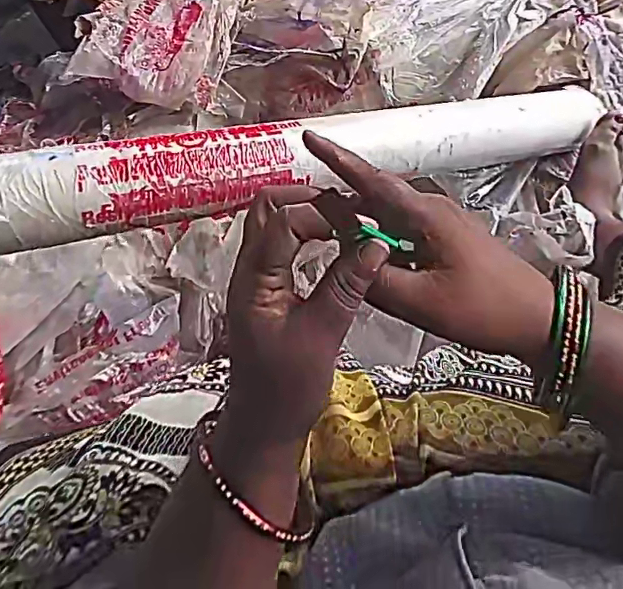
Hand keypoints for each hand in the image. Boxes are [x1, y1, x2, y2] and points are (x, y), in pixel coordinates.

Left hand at [218, 185, 389, 457]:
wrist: (262, 424)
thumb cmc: (287, 388)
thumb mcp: (321, 337)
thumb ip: (345, 287)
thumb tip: (375, 245)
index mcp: (255, 276)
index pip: (284, 220)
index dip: (323, 212)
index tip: (361, 221)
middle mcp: (247, 266)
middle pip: (267, 206)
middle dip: (307, 198)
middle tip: (349, 210)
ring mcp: (252, 272)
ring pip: (270, 219)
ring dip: (304, 210)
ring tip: (344, 219)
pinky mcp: (263, 282)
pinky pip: (278, 239)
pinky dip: (302, 229)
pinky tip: (330, 239)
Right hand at [301, 132, 554, 363]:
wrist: (542, 320)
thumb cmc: (486, 309)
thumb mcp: (423, 303)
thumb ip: (375, 279)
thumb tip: (340, 258)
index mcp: (424, 214)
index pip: (371, 179)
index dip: (336, 159)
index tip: (309, 138)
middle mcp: (429, 207)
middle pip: (372, 192)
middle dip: (336, 190)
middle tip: (301, 197)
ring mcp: (437, 219)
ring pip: (384, 210)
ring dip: (355, 215)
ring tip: (322, 222)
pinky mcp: (442, 235)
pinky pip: (398, 224)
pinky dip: (374, 230)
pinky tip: (361, 246)